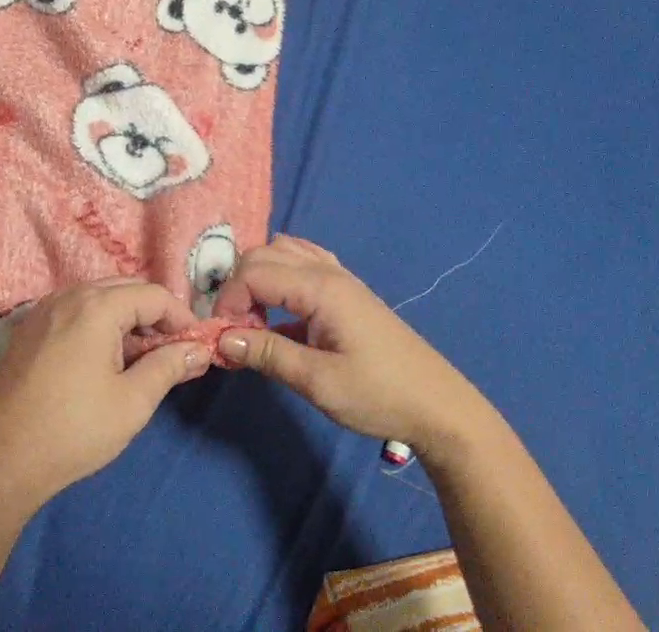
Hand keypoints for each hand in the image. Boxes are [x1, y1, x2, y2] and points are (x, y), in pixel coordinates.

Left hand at [0, 281, 209, 503]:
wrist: (2, 460)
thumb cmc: (75, 429)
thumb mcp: (133, 401)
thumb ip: (169, 366)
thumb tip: (199, 349)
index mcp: (96, 306)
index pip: (153, 295)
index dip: (181, 318)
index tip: (197, 347)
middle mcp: (68, 296)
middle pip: (124, 290)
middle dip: (154, 315)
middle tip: (173, 352)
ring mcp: (43, 311)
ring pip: (98, 299)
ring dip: (126, 319)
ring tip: (142, 358)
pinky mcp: (28, 330)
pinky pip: (74, 311)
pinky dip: (98, 325)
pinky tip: (104, 360)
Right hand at [214, 235, 491, 453]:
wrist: (438, 407)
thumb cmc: (378, 395)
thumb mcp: (317, 381)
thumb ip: (267, 354)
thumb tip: (221, 340)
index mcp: (320, 288)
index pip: (253, 272)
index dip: (229, 301)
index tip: (224, 338)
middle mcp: (328, 272)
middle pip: (263, 255)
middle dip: (238, 287)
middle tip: (236, 331)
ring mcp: (341, 278)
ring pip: (283, 252)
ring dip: (258, 278)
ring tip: (255, 320)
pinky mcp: (348, 292)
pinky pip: (304, 263)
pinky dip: (281, 276)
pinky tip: (280, 310)